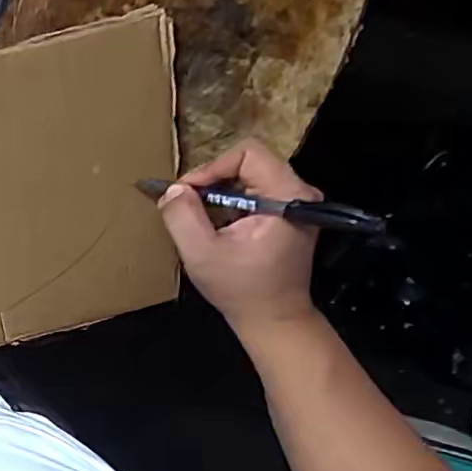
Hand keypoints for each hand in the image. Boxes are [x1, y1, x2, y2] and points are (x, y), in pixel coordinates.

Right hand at [156, 139, 321, 337]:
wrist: (272, 316)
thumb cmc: (239, 288)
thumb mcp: (201, 253)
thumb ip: (183, 217)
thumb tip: (172, 189)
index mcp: (287, 197)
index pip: (248, 154)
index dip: (211, 168)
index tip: (186, 193)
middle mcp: (299, 193)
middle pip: (248, 162)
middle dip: (211, 181)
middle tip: (185, 205)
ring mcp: (295, 203)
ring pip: (248, 176)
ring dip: (216, 193)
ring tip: (196, 216)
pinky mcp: (287, 213)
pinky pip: (251, 191)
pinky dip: (226, 202)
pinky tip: (213, 225)